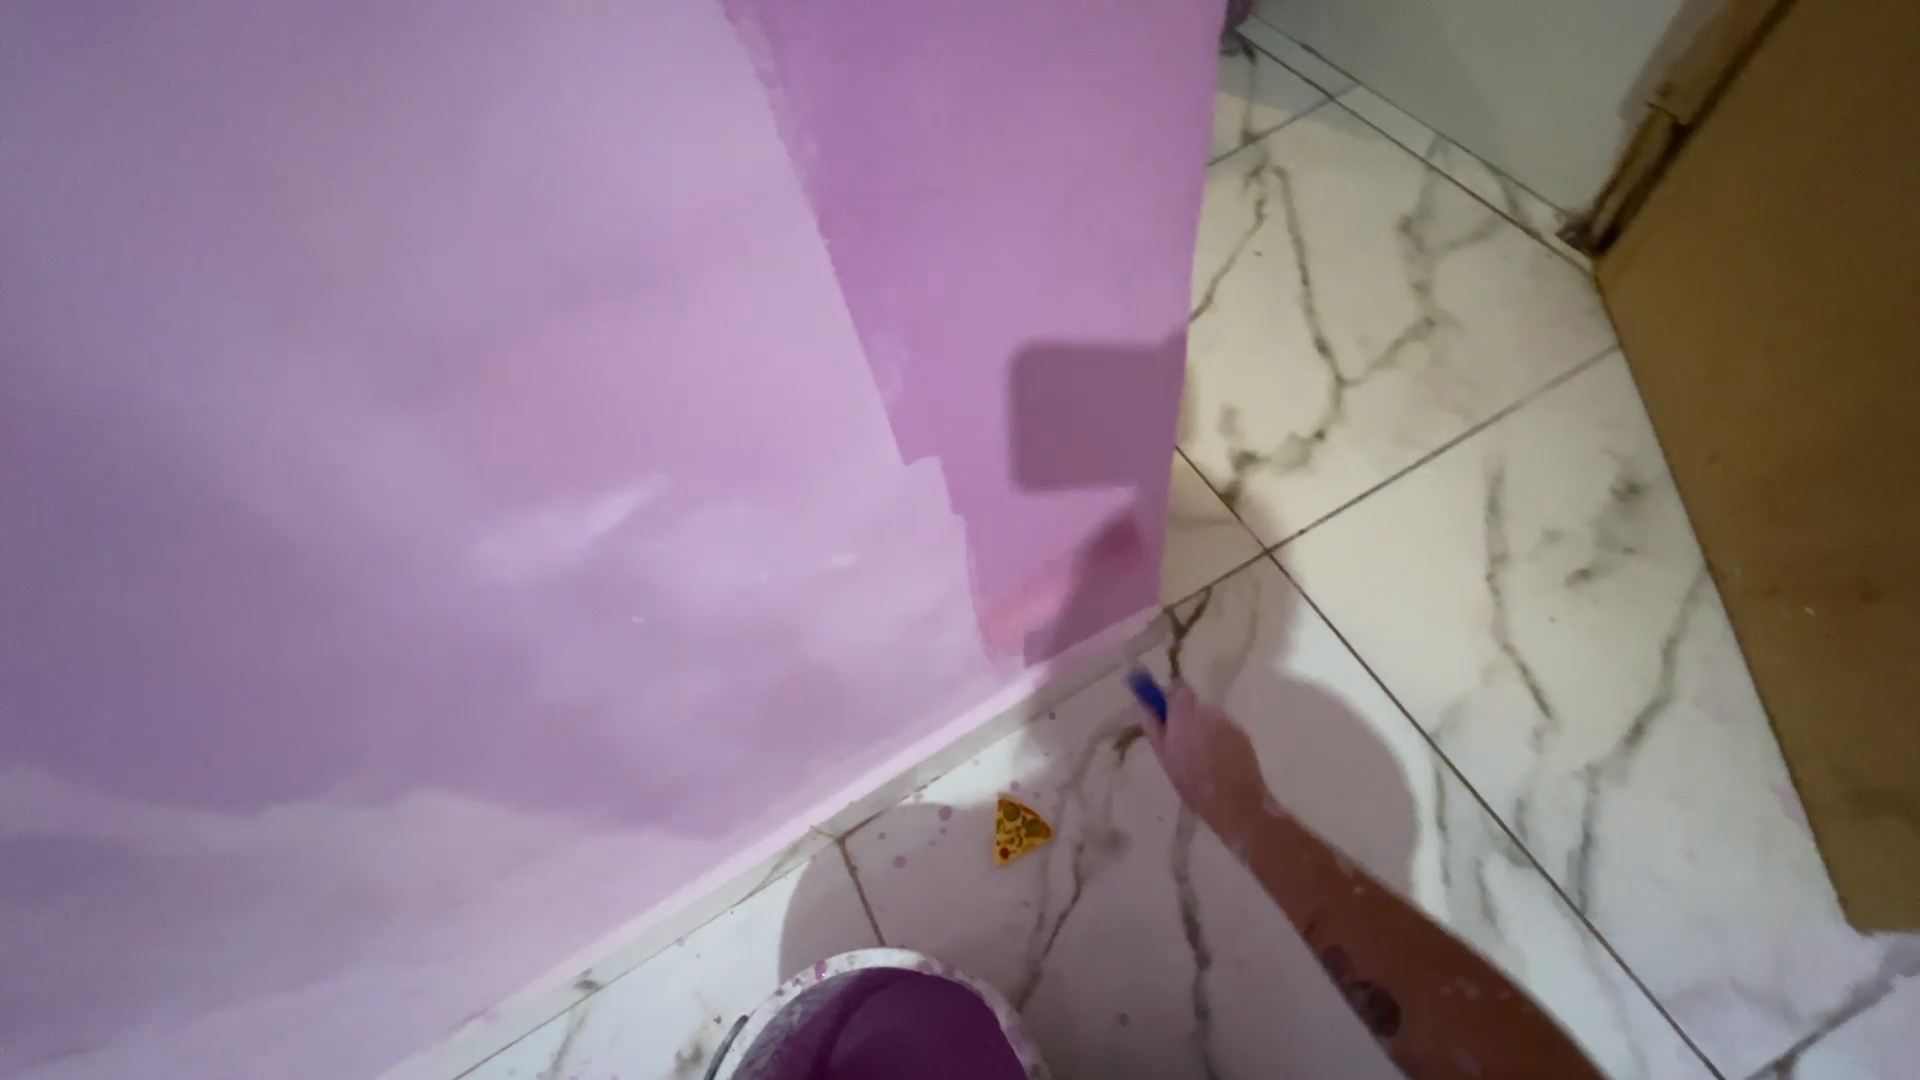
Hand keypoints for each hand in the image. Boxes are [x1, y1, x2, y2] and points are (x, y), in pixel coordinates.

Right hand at [1136, 679, 1273, 847]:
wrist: (1238, 804)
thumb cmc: (1193, 782)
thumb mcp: (1164, 756)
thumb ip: (1153, 725)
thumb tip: (1143, 705)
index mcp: (1186, 713)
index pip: (1177, 687)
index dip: (1168, 695)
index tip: (1160, 708)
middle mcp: (1209, 710)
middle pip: (1192, 704)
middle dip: (1183, 717)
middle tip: (1177, 741)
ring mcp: (1228, 722)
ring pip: (1208, 717)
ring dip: (1200, 728)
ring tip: (1198, 756)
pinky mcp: (1243, 734)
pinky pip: (1222, 729)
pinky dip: (1216, 738)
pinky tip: (1216, 761)